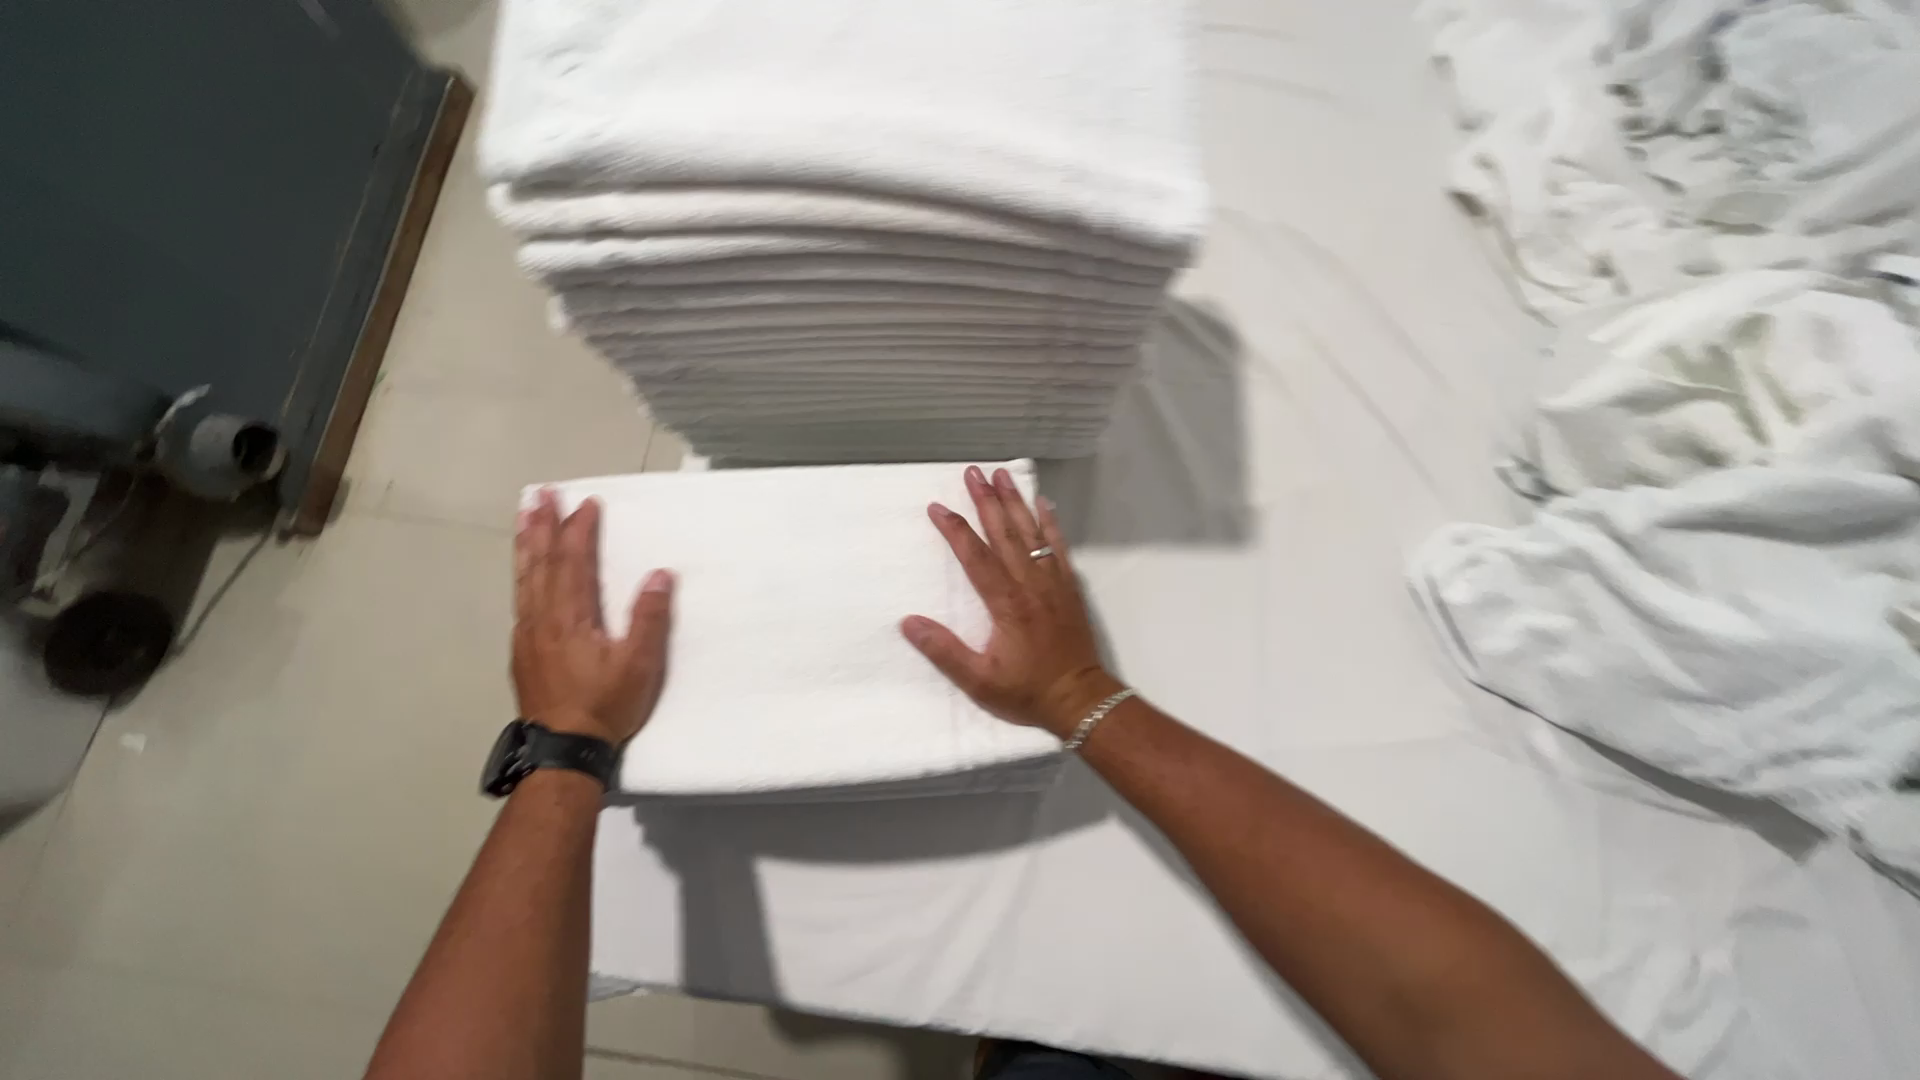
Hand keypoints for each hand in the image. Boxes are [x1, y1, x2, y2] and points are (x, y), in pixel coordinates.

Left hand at [513, 489, 673, 745]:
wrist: (563, 750)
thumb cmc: (606, 705)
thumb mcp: (640, 664)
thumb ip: (649, 618)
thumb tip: (660, 575)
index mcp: (570, 618)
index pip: (573, 563)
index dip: (580, 532)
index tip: (587, 504)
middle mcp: (541, 619)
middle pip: (540, 563)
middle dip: (543, 526)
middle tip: (541, 494)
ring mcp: (527, 635)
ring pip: (524, 578)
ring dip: (526, 544)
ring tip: (525, 516)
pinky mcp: (523, 651)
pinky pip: (520, 597)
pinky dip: (523, 573)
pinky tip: (525, 570)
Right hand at [901, 466, 1123, 736]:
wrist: (1081, 699)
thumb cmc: (1027, 692)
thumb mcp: (979, 681)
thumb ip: (944, 651)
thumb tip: (908, 623)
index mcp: (1006, 603)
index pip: (975, 556)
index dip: (955, 530)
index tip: (937, 507)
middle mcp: (1030, 583)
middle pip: (1004, 533)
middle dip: (986, 500)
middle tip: (972, 472)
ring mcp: (1053, 582)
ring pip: (1031, 533)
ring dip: (1015, 502)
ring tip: (1002, 474)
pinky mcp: (1069, 586)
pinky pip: (1059, 546)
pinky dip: (1050, 522)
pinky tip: (1043, 502)